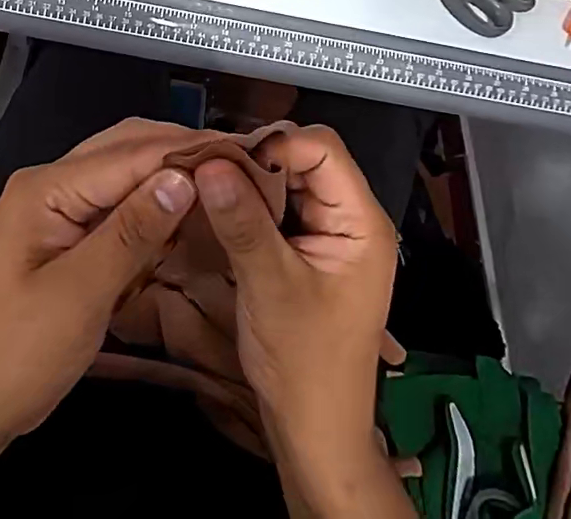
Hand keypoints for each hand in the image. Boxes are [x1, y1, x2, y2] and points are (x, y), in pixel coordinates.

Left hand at [0, 118, 214, 507]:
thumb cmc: (16, 356)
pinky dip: (153, 199)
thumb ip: (132, 231)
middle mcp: (52, 182)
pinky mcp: (67, 230)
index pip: (131, 154)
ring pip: (124, 169)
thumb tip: (185, 177)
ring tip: (223, 176)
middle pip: (127, 147)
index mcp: (47, 189)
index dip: (189, 150)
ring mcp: (58, 205)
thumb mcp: (79, 296)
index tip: (244, 152)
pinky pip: (117, 201)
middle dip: (183, 150)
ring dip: (170, 170)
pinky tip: (184, 207)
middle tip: (240, 162)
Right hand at [195, 124, 413, 518]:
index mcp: (361, 221)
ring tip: (209, 186)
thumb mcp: (270, 287)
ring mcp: (328, 232)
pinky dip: (250, 201)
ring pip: (287, 179)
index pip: (323, 149)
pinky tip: (221, 207)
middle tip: (210, 171)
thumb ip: (242, 221)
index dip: (275, 144)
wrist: (314, 428)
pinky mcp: (307, 246)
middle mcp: (350, 217)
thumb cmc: (305, 363)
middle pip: (305, 157)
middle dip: (257, 158)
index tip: (226, 160)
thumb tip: (210, 164)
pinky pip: (278, 205)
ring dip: (249, 179)